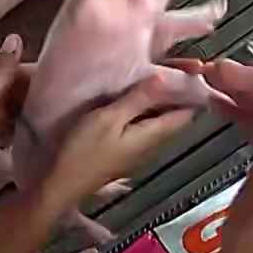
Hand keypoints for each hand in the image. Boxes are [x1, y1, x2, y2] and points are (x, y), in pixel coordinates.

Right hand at [38, 76, 198, 210]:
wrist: (63, 183)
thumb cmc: (84, 151)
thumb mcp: (109, 118)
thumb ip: (137, 99)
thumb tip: (165, 79)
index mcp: (154, 135)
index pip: (186, 112)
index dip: (188, 91)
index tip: (184, 71)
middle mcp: (153, 146)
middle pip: (173, 117)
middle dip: (172, 95)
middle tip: (162, 70)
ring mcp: (140, 152)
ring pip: (158, 123)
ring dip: (155, 104)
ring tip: (144, 82)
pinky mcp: (126, 153)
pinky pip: (143, 129)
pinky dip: (141, 114)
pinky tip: (127, 104)